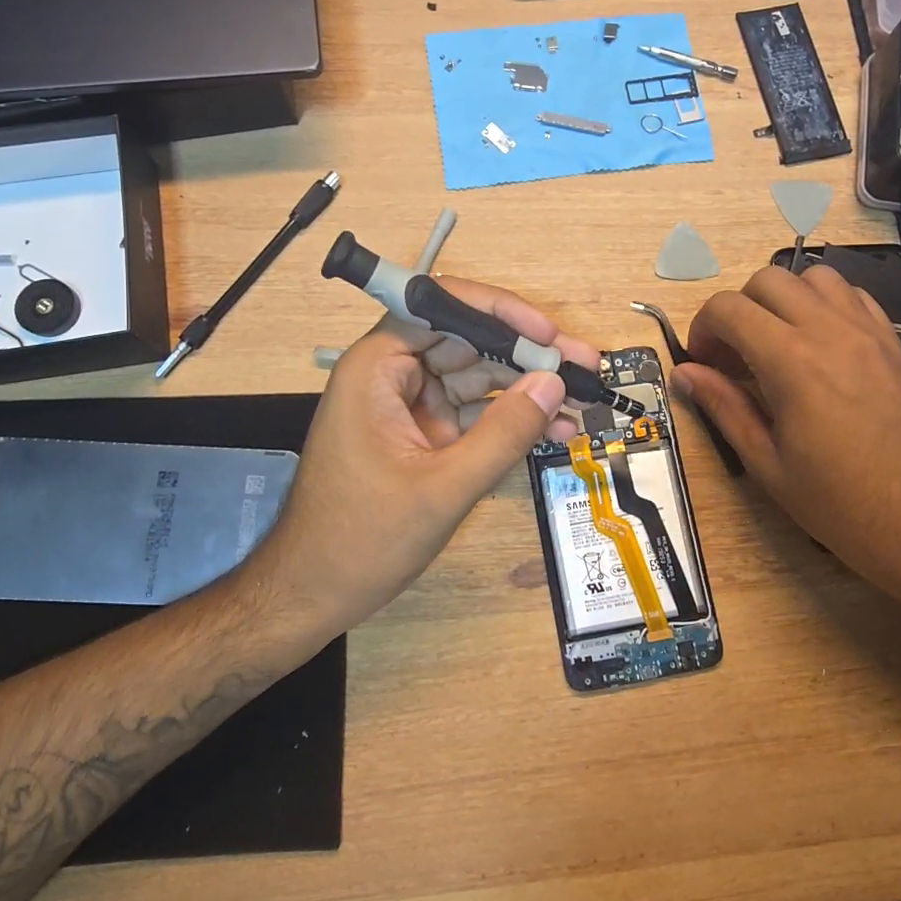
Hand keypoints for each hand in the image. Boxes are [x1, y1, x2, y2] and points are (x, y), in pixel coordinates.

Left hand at [258, 276, 597, 634]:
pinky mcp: (422, 436)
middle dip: (527, 353)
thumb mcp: (443, 487)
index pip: (440, 308)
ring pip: (476, 376)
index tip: (548, 333)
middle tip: (586, 366)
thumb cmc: (363, 539)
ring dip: (526, 388)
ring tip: (583, 400)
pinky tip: (555, 429)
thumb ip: (503, 434)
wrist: (314, 592)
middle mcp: (391, 376)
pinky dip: (510, 420)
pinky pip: (472, 413)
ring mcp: (408, 406)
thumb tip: (554, 384)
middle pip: (466, 341)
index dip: (499, 312)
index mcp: (377, 368)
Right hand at [671, 266, 900, 626]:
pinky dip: (825, 304)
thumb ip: (725, 408)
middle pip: (769, 280)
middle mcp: (831, 331)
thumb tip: (683, 373)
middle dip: (738, 309)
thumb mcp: (768, 464)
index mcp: (792, 362)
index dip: (702, 328)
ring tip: (775, 343)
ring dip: (784, 299)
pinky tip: (819, 346)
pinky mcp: (895, 343)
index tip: (701, 363)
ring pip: (815, 277)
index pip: (730, 309)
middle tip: (732, 355)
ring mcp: (869, 332)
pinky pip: (854, 296)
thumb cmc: (842, 506)